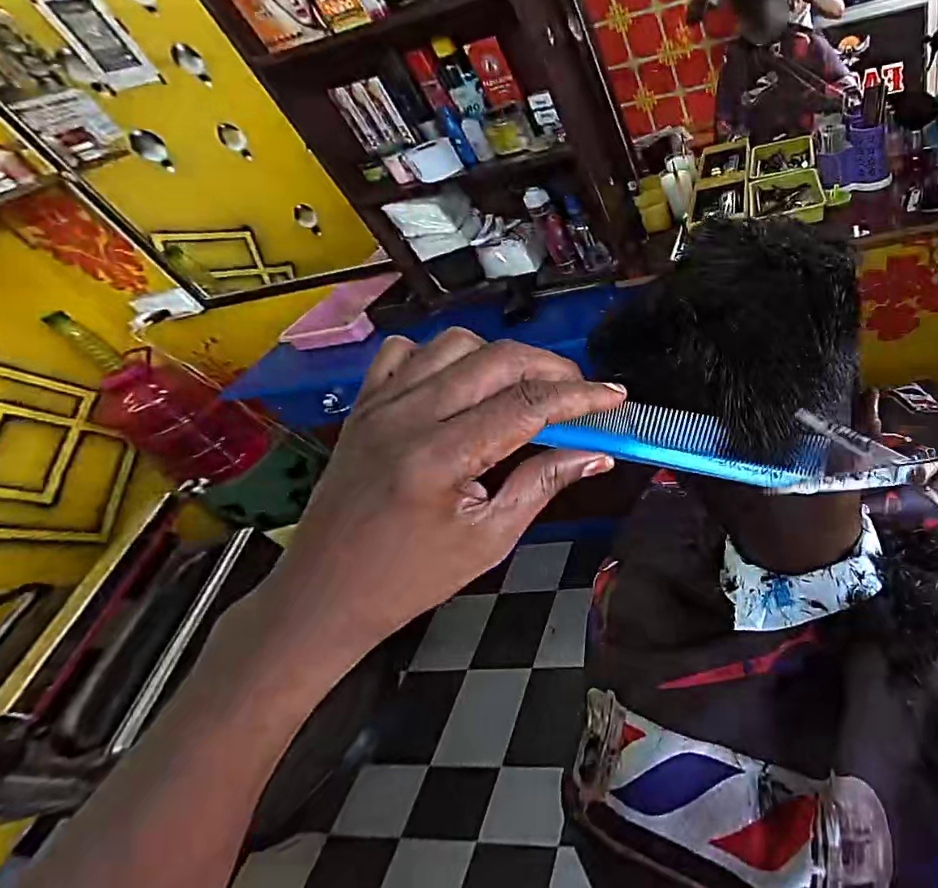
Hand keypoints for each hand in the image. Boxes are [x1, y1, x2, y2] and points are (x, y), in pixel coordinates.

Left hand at [256, 330, 622, 673]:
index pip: (527, 405)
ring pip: (456, 343)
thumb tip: (597, 454)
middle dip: (552, 369)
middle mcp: (407, 416)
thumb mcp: (489, 539)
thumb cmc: (409, 579)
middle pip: (498, 360)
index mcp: (439, 458)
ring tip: (524, 390)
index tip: (614, 397)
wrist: (322, 594)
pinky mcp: (364, 403)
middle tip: (580, 394)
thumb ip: (544, 483)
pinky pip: (407, 351)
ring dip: (502, 358)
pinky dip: (444, 356)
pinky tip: (460, 384)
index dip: (580, 396)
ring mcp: (380, 403)